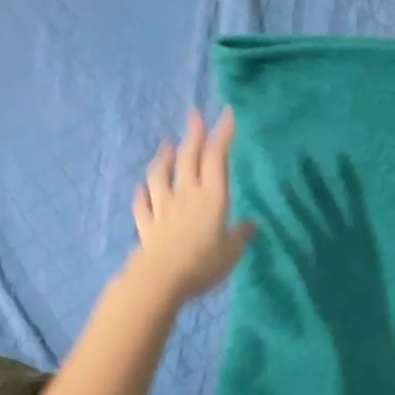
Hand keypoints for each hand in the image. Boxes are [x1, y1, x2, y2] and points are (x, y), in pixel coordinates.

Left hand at [129, 107, 256, 299]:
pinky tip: (143, 186)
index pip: (217, 158)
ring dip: (165, 158)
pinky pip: (143, 203)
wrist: (160, 280)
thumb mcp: (232, 251)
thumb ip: (241, 235)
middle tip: (194, 114)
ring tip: (168, 145)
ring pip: (161, 175)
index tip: (227, 115)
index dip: (222, 134)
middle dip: (193, 134)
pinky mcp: (147, 224)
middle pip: (189, 158)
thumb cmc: (203, 264)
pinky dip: (143, 192)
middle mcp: (186, 195)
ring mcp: (163, 207)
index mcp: (212, 197)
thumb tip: (251, 225)